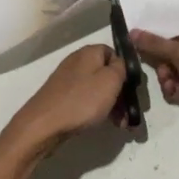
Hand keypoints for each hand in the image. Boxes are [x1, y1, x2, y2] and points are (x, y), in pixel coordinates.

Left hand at [4, 45, 127, 154]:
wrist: (44, 123)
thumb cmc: (82, 100)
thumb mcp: (110, 81)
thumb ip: (121, 68)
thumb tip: (121, 63)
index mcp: (89, 52)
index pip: (114, 54)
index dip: (126, 71)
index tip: (133, 90)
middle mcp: (77, 61)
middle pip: (106, 73)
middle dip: (121, 93)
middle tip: (130, 113)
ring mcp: (68, 80)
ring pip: (97, 89)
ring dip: (112, 105)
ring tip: (120, 125)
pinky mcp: (62, 96)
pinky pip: (86, 100)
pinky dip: (97, 110)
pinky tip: (103, 124)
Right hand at [130, 27, 178, 146]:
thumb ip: (156, 44)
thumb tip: (133, 32)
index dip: (160, 34)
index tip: (140, 40)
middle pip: (176, 49)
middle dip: (164, 61)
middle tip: (160, 69)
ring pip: (176, 68)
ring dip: (168, 76)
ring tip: (169, 85)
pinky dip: (175, 88)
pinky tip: (174, 94)